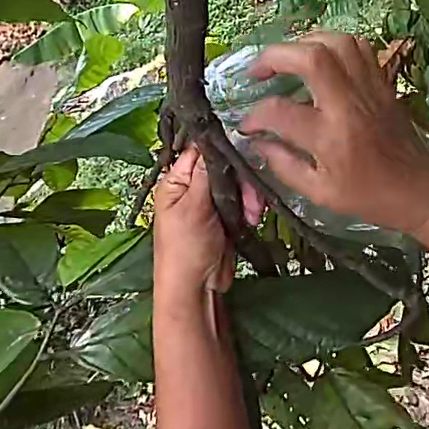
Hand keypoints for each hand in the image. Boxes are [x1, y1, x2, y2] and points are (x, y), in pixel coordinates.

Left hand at [152, 147, 260, 294]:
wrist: (197, 289)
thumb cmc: (186, 247)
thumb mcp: (193, 206)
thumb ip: (205, 173)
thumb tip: (211, 140)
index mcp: (176, 181)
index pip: (199, 150)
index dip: (221, 148)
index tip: (243, 148)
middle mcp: (193, 187)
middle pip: (223, 167)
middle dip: (240, 179)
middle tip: (250, 197)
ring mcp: (210, 202)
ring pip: (237, 184)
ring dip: (248, 196)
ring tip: (252, 214)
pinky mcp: (226, 216)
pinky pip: (243, 201)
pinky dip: (250, 208)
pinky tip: (252, 218)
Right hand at [240, 32, 428, 235]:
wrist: (418, 189)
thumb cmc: (367, 196)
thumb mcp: (319, 193)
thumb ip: (283, 165)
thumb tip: (256, 141)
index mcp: (330, 137)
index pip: (280, 111)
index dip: (255, 115)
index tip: (247, 125)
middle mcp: (349, 104)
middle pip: (311, 57)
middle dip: (275, 56)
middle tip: (258, 71)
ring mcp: (368, 88)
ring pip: (336, 42)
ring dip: (304, 43)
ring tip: (287, 60)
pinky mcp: (381, 82)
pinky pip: (358, 47)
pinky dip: (333, 44)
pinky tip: (320, 59)